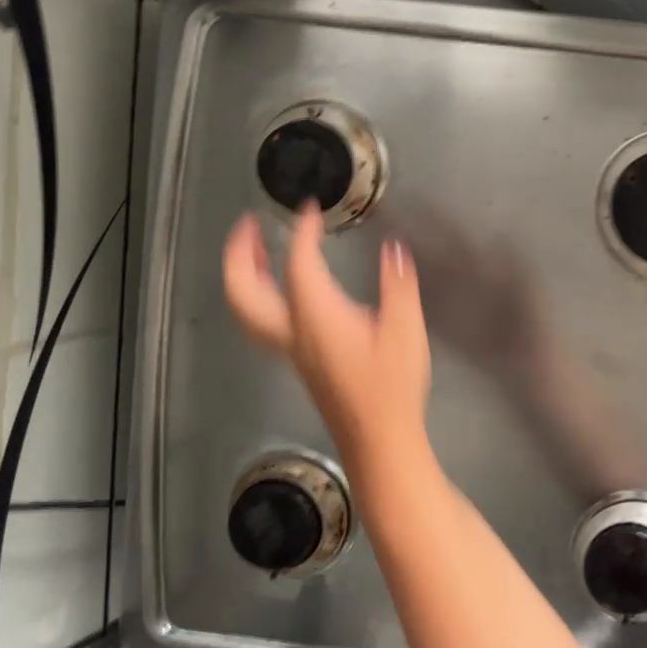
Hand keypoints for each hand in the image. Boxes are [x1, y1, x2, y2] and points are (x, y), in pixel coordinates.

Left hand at [223, 206, 430, 460]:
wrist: (380, 438)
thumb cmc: (393, 385)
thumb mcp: (406, 330)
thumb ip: (399, 285)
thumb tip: (394, 248)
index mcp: (317, 318)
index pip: (299, 266)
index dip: (302, 233)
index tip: (310, 209)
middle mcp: (294, 332)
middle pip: (245, 291)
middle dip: (240, 255)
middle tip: (249, 227)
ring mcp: (293, 351)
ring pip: (247, 310)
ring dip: (243, 276)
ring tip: (255, 254)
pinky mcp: (302, 363)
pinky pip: (263, 321)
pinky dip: (259, 295)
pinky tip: (283, 293)